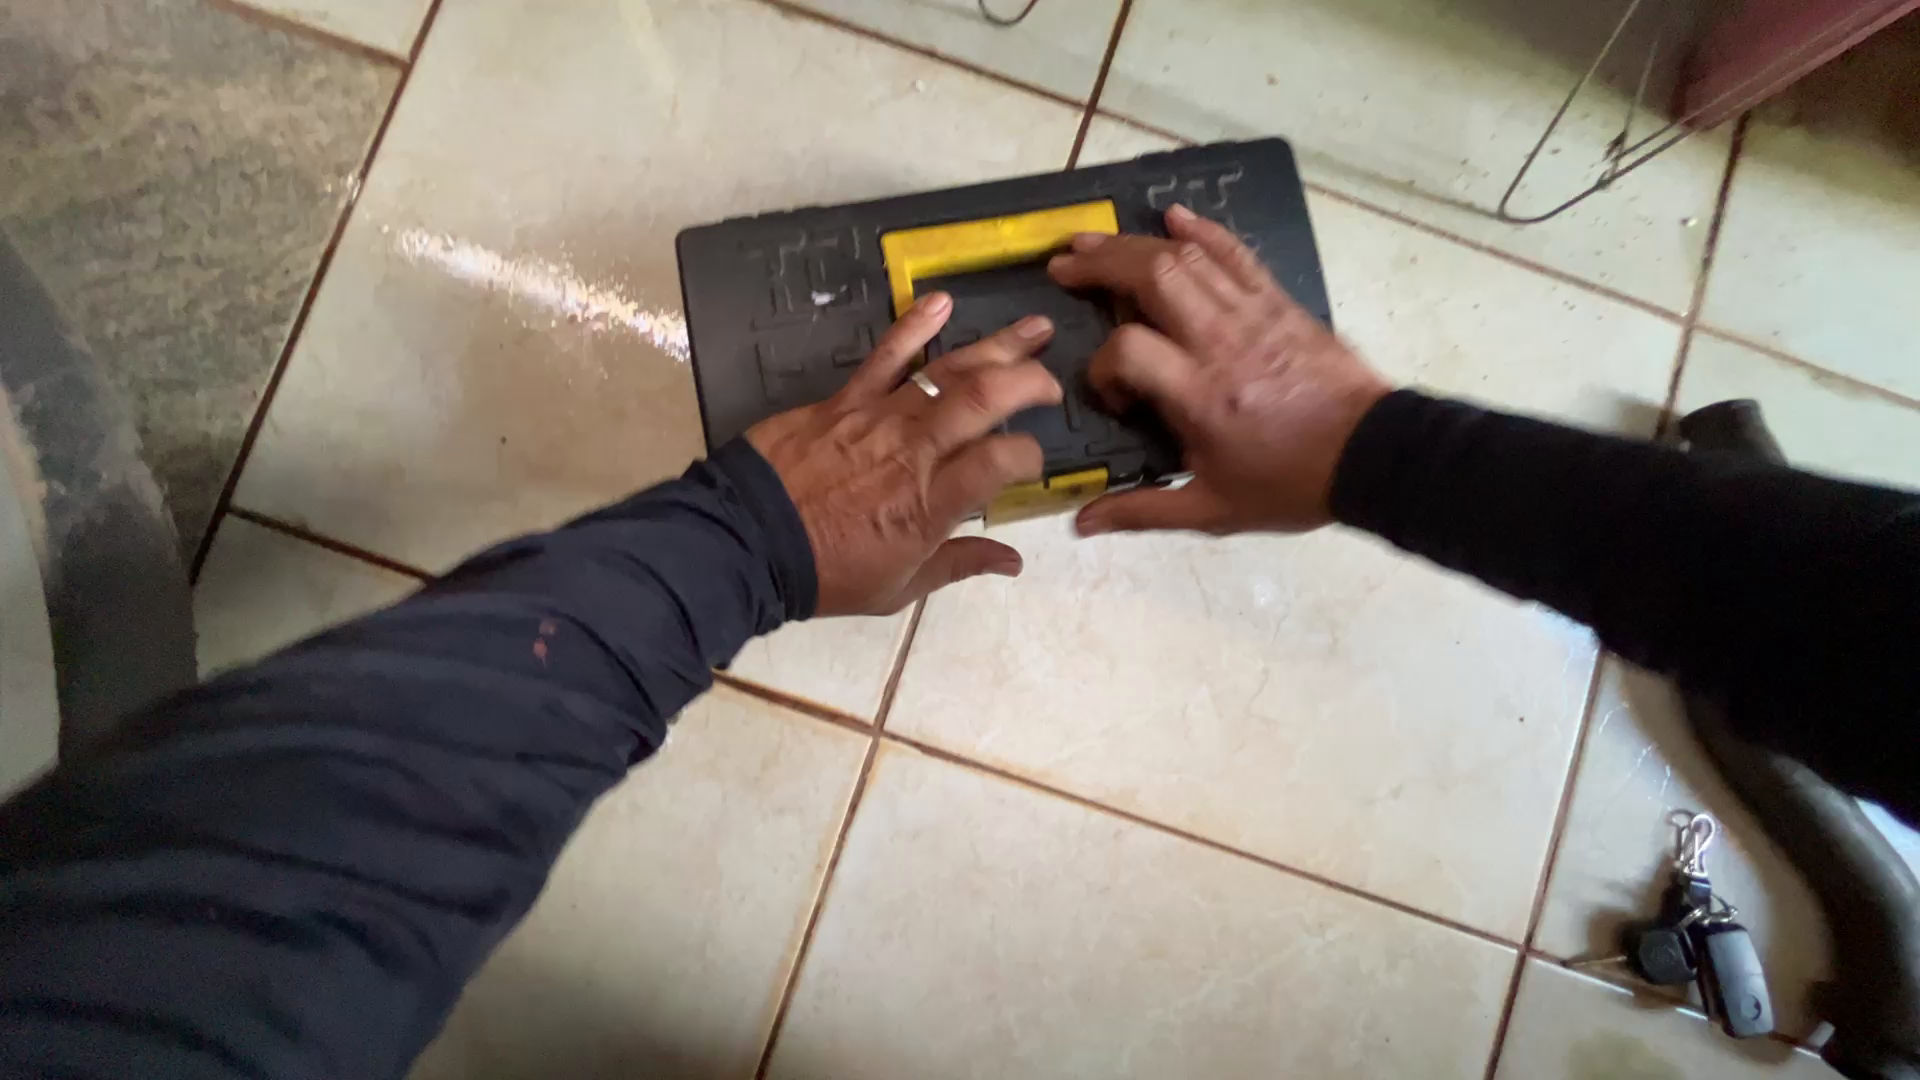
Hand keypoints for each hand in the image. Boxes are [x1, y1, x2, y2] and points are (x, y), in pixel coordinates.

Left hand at [747, 293, 1062, 615]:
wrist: (748, 543)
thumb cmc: (828, 572)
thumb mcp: (900, 587)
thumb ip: (960, 564)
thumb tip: (1013, 561)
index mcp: (931, 503)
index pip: (1002, 461)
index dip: (1030, 455)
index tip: (1032, 461)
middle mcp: (914, 451)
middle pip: (984, 400)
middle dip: (1029, 382)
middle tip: (1050, 381)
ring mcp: (879, 418)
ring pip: (947, 371)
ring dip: (996, 347)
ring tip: (1033, 329)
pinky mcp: (845, 400)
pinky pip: (884, 356)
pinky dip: (913, 326)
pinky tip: (941, 302)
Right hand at [1048, 204, 1391, 535]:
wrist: (1373, 456)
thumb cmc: (1287, 485)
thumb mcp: (1210, 509)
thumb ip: (1141, 511)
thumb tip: (1081, 524)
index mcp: (1200, 395)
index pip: (1128, 350)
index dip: (1103, 368)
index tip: (1114, 398)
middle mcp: (1220, 342)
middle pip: (1153, 277)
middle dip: (1100, 265)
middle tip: (1062, 267)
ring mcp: (1252, 314)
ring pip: (1186, 258)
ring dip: (1133, 244)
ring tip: (1092, 242)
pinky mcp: (1278, 303)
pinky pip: (1235, 254)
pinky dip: (1203, 230)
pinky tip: (1173, 215)